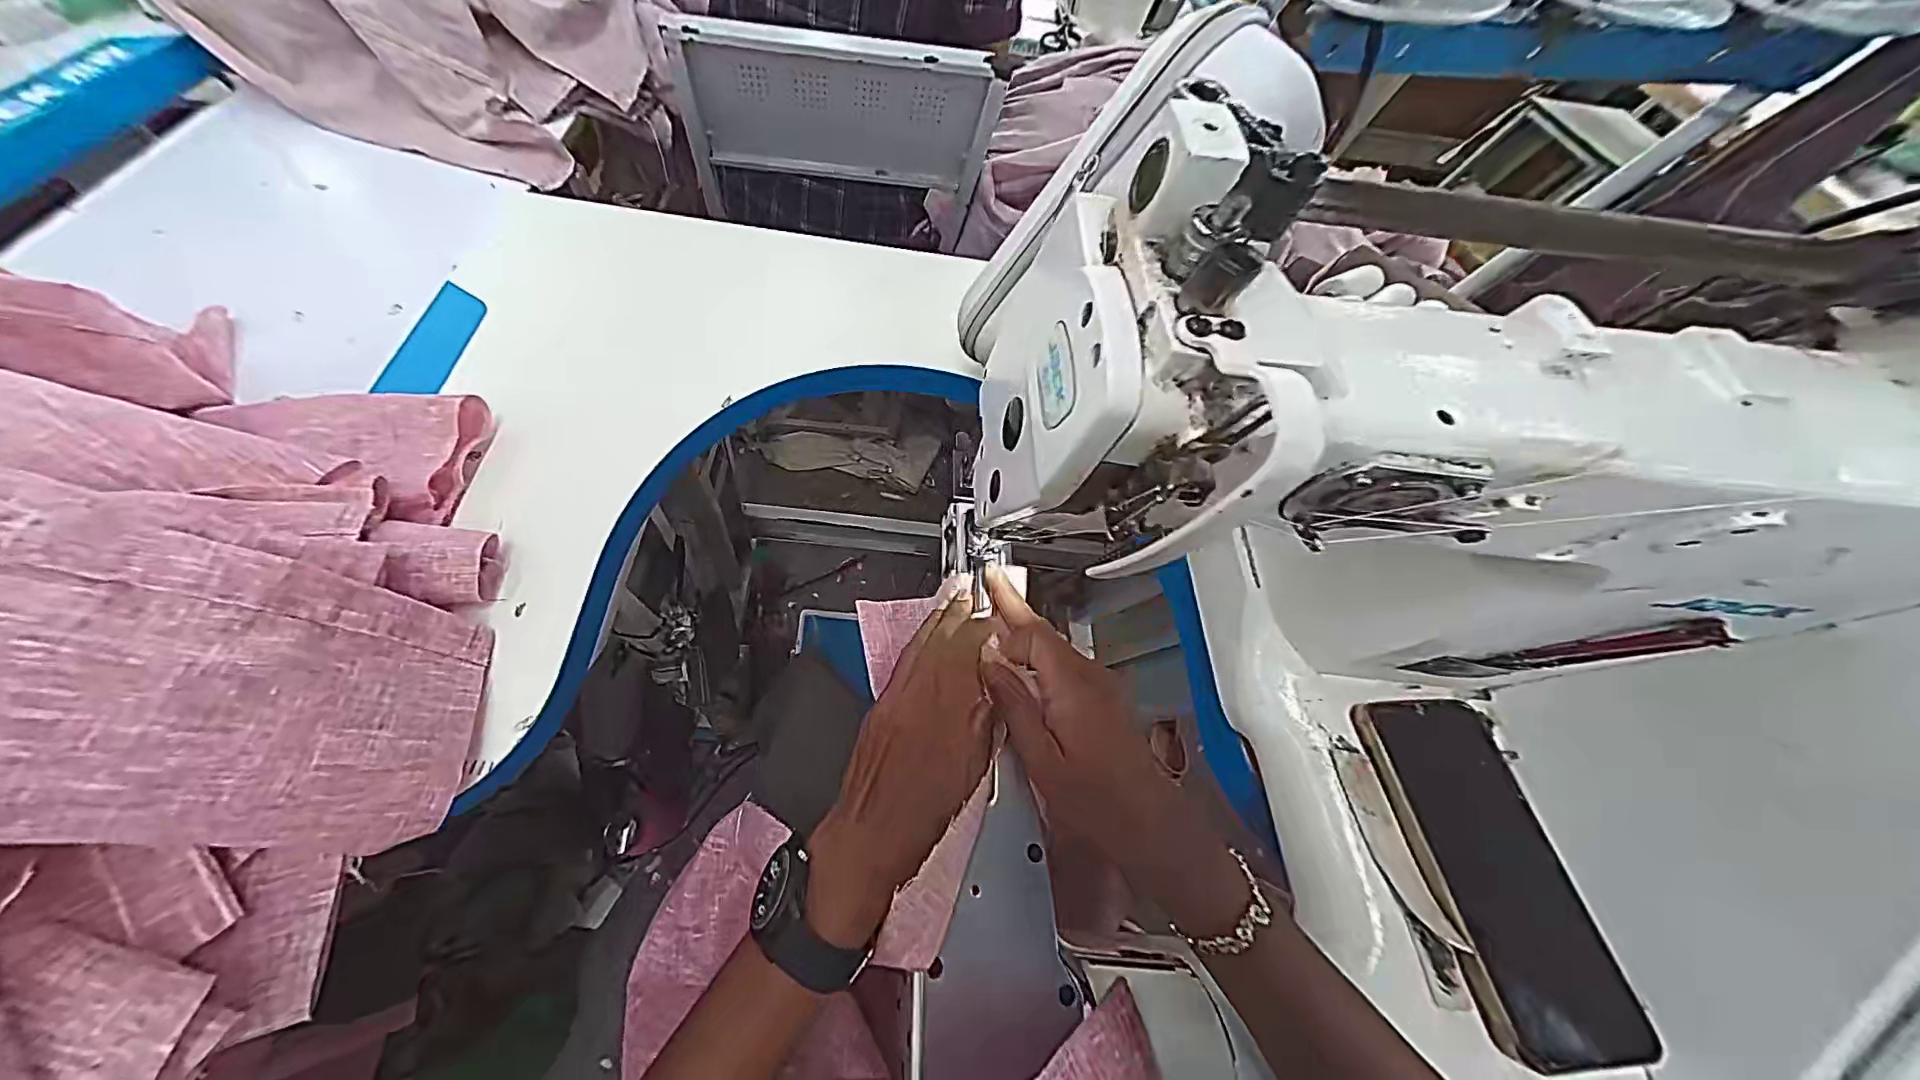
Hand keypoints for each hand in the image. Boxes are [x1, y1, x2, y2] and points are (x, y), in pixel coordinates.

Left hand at [808, 578, 997, 948]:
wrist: (865, 836)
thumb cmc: (920, 816)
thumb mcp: (970, 774)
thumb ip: (985, 727)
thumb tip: (998, 695)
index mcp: (948, 715)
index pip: (973, 656)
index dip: (990, 634)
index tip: (1003, 622)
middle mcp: (919, 699)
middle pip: (947, 644)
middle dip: (967, 617)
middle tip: (981, 598)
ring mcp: (895, 700)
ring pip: (923, 647)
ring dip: (941, 620)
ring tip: (956, 601)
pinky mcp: (880, 707)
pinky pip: (904, 662)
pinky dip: (918, 641)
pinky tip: (926, 632)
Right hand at [979, 567, 1245, 936]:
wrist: (1148, 825)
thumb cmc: (1099, 803)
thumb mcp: (1040, 759)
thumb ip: (1013, 706)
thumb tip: (991, 666)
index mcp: (1073, 686)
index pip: (1033, 631)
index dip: (1006, 607)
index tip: (989, 582)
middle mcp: (1091, 678)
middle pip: (1044, 636)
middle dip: (1013, 617)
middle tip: (990, 594)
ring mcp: (1101, 688)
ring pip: (1054, 652)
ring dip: (1025, 643)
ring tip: (996, 639)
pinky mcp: (1104, 701)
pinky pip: (1065, 669)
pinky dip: (1040, 663)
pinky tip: (1023, 676)